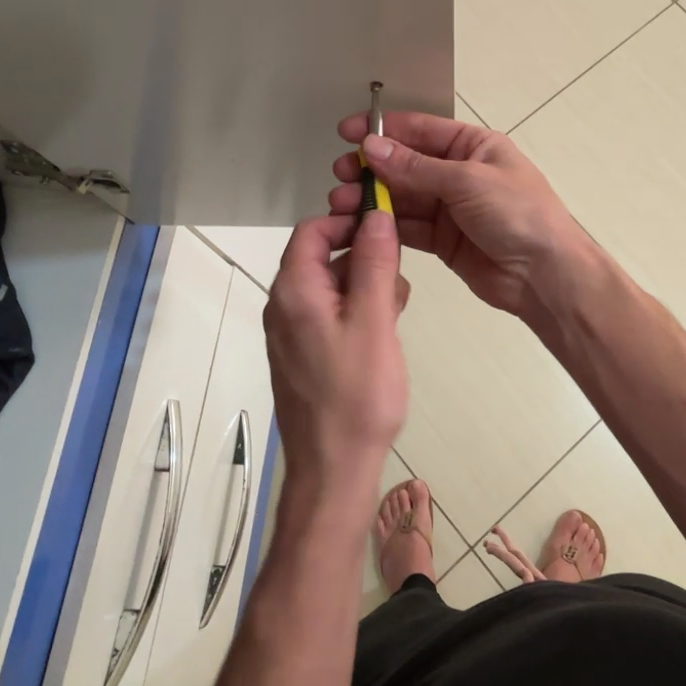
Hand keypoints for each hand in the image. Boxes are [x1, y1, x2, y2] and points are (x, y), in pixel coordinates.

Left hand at [263, 213, 410, 479]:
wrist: (334, 470)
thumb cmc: (357, 395)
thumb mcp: (374, 322)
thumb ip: (375, 264)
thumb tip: (376, 214)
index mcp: (294, 292)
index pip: (313, 230)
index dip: (349, 221)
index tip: (389, 227)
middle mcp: (284, 307)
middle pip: (322, 256)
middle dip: (365, 256)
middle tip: (401, 278)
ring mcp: (292, 333)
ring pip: (331, 286)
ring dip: (366, 285)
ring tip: (398, 308)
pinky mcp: (305, 355)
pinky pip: (331, 314)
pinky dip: (359, 311)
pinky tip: (385, 331)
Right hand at [327, 111, 591, 317]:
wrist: (545, 275)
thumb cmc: (518, 214)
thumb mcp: (468, 181)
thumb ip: (416, 167)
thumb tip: (373, 147)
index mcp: (474, 146)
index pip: (421, 130)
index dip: (383, 129)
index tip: (347, 133)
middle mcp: (460, 173)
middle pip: (406, 164)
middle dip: (372, 167)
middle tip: (341, 174)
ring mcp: (451, 208)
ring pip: (402, 197)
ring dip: (372, 197)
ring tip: (340, 202)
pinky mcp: (443, 241)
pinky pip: (408, 227)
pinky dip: (384, 225)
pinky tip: (359, 224)